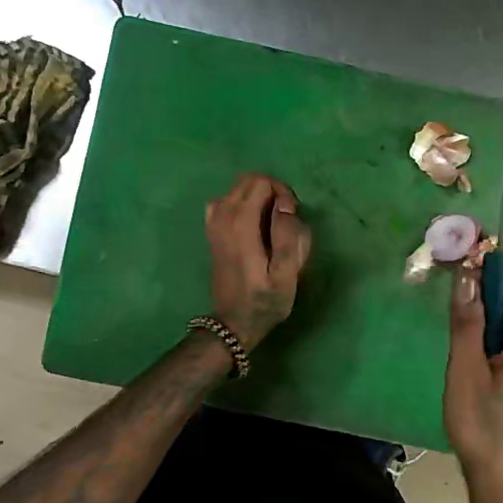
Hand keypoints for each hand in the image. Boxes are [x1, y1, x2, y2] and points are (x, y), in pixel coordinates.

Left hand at [204, 173, 312, 349]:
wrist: (233, 322)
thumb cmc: (264, 301)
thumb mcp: (286, 275)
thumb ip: (288, 236)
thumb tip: (285, 205)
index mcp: (240, 223)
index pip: (263, 182)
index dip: (283, 193)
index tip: (292, 217)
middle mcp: (222, 215)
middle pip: (249, 180)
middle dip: (272, 192)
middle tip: (285, 219)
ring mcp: (213, 221)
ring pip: (237, 189)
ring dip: (258, 198)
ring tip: (271, 223)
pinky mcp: (211, 229)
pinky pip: (225, 201)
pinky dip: (241, 204)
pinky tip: (252, 225)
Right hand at [443, 267, 502, 491]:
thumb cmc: (482, 424)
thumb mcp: (465, 369)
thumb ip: (467, 321)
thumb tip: (467, 276)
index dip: (494, 277)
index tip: (462, 276)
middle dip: (492, 300)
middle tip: (456, 309)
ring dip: (494, 323)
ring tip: (463, 338)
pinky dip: (501, 342)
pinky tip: (478, 360)